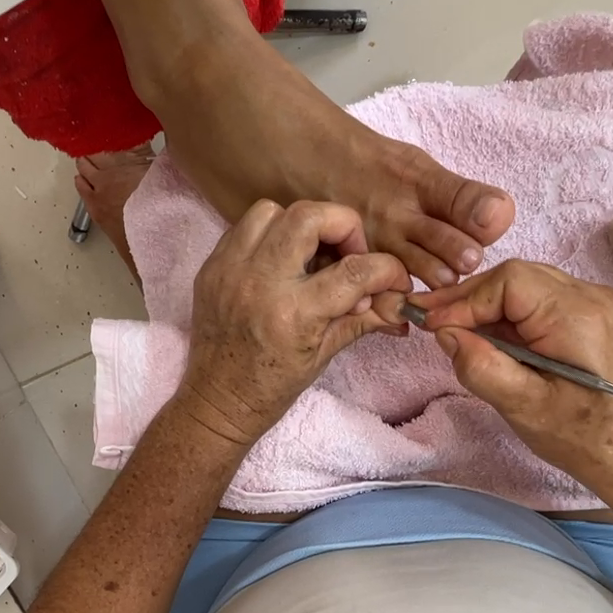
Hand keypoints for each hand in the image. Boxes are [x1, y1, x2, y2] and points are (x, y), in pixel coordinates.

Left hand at [177, 199, 411, 447]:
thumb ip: (363, 318)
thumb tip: (401, 300)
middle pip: (309, 217)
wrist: (218, 401)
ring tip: (310, 256)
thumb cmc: (272, 386)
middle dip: (342, 227)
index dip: (386, 269)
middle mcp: (259, 285)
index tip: (393, 278)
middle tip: (348, 254)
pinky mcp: (212, 268)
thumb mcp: (324, 355)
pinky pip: (244, 228)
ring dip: (300, 225)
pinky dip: (269, 236)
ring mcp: (230, 272)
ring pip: (272, 211)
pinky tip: (281, 263)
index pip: (354, 271)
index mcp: (293, 315)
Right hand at [410, 260, 612, 506]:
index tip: (429, 324)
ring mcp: (594, 304)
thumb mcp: (523, 406)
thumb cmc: (581, 436)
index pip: (508, 281)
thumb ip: (481, 366)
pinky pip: (539, 301)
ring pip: (526, 287)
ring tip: (448, 326)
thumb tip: (445, 333)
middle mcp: (591, 296)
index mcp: (577, 314)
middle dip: (469, 297)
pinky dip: (505, 314)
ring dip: (484, 305)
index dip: (463, 299)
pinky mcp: (590, 318)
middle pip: (516, 277)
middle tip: (427, 318)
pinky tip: (483, 334)